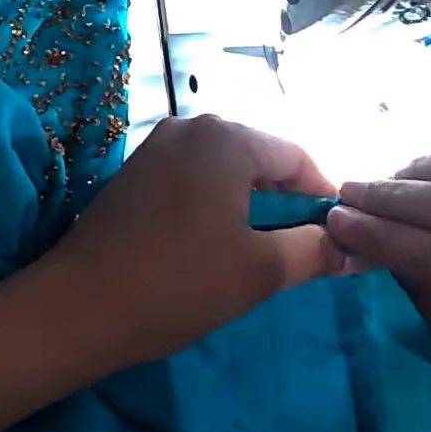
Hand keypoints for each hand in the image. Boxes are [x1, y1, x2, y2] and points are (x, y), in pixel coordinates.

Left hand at [42, 115, 345, 363]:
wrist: (78, 304)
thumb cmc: (178, 282)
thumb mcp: (258, 271)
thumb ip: (313, 250)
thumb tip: (352, 246)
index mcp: (226, 138)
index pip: (295, 155)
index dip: (321, 192)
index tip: (338, 227)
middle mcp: (191, 126)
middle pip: (258, 154)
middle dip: (285, 194)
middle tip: (303, 238)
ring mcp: (157, 143)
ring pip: (222, 164)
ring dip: (249, 196)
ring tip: (263, 238)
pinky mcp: (135, 168)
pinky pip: (191, 173)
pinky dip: (214, 196)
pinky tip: (215, 232)